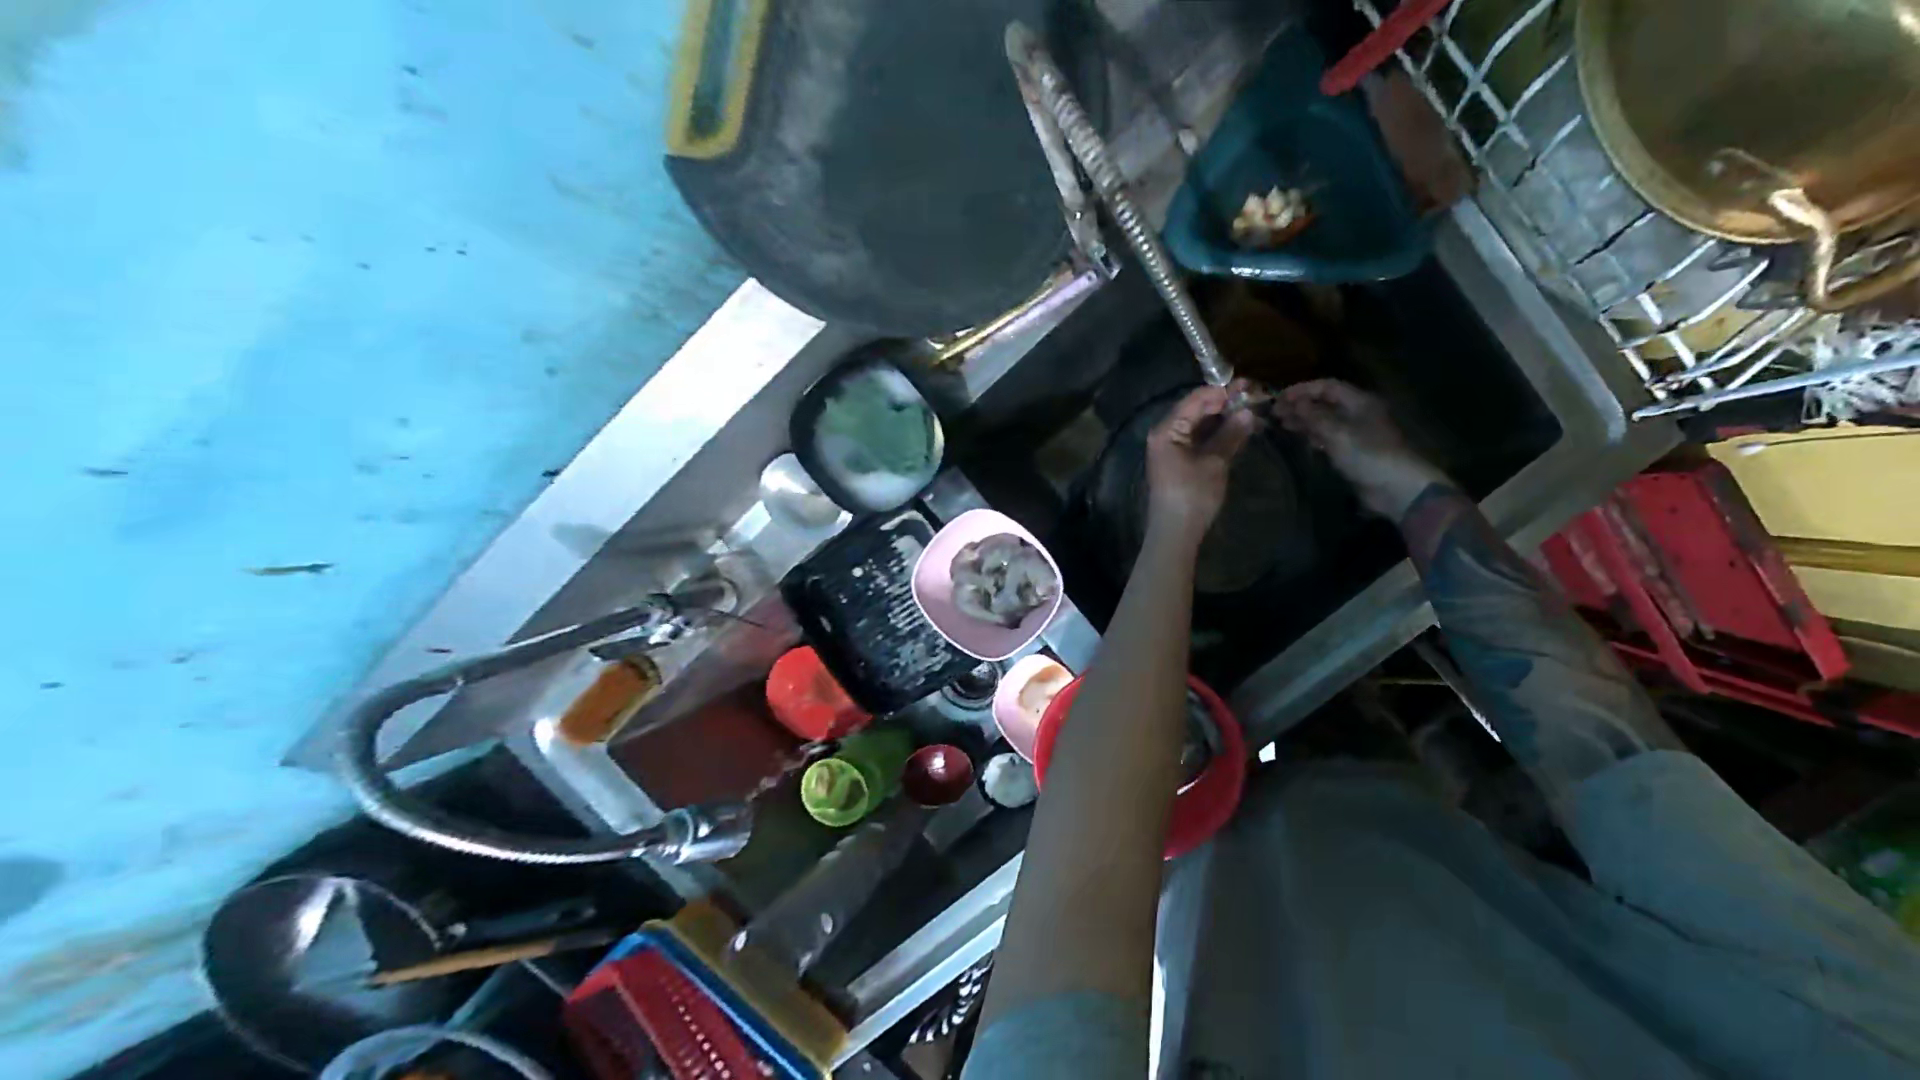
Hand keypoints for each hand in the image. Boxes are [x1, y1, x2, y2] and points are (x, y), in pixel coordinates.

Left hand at [1145, 381, 1257, 544]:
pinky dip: (1217, 433)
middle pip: (1196, 409)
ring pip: (1199, 424)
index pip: (1194, 399)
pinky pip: (1198, 438)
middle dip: (1224, 402)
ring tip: (1252, 410)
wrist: (1175, 532)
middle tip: (1254, 396)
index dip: (1221, 390)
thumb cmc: (1192, 495)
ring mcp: (1170, 448)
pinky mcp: (1178, 461)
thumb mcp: (1214, 463)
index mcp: (1167, 430)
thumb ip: (1231, 434)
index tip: (1248, 385)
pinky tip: (1238, 429)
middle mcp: (1164, 434)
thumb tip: (1248, 412)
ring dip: (1223, 417)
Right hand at [1272, 378, 1447, 519]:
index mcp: (1359, 402)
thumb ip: (1314, 416)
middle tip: (1275, 414)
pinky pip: (1328, 436)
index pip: (1327, 387)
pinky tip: (1299, 438)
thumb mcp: (1338, 432)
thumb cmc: (1367, 454)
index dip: (1302, 390)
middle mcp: (1357, 412)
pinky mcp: (1351, 449)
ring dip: (1303, 420)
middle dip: (1300, 405)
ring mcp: (1355, 431)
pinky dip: (1312, 434)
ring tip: (1282, 424)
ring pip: (1324, 419)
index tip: (1279, 398)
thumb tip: (1293, 403)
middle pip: (1325, 402)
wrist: (1394, 487)